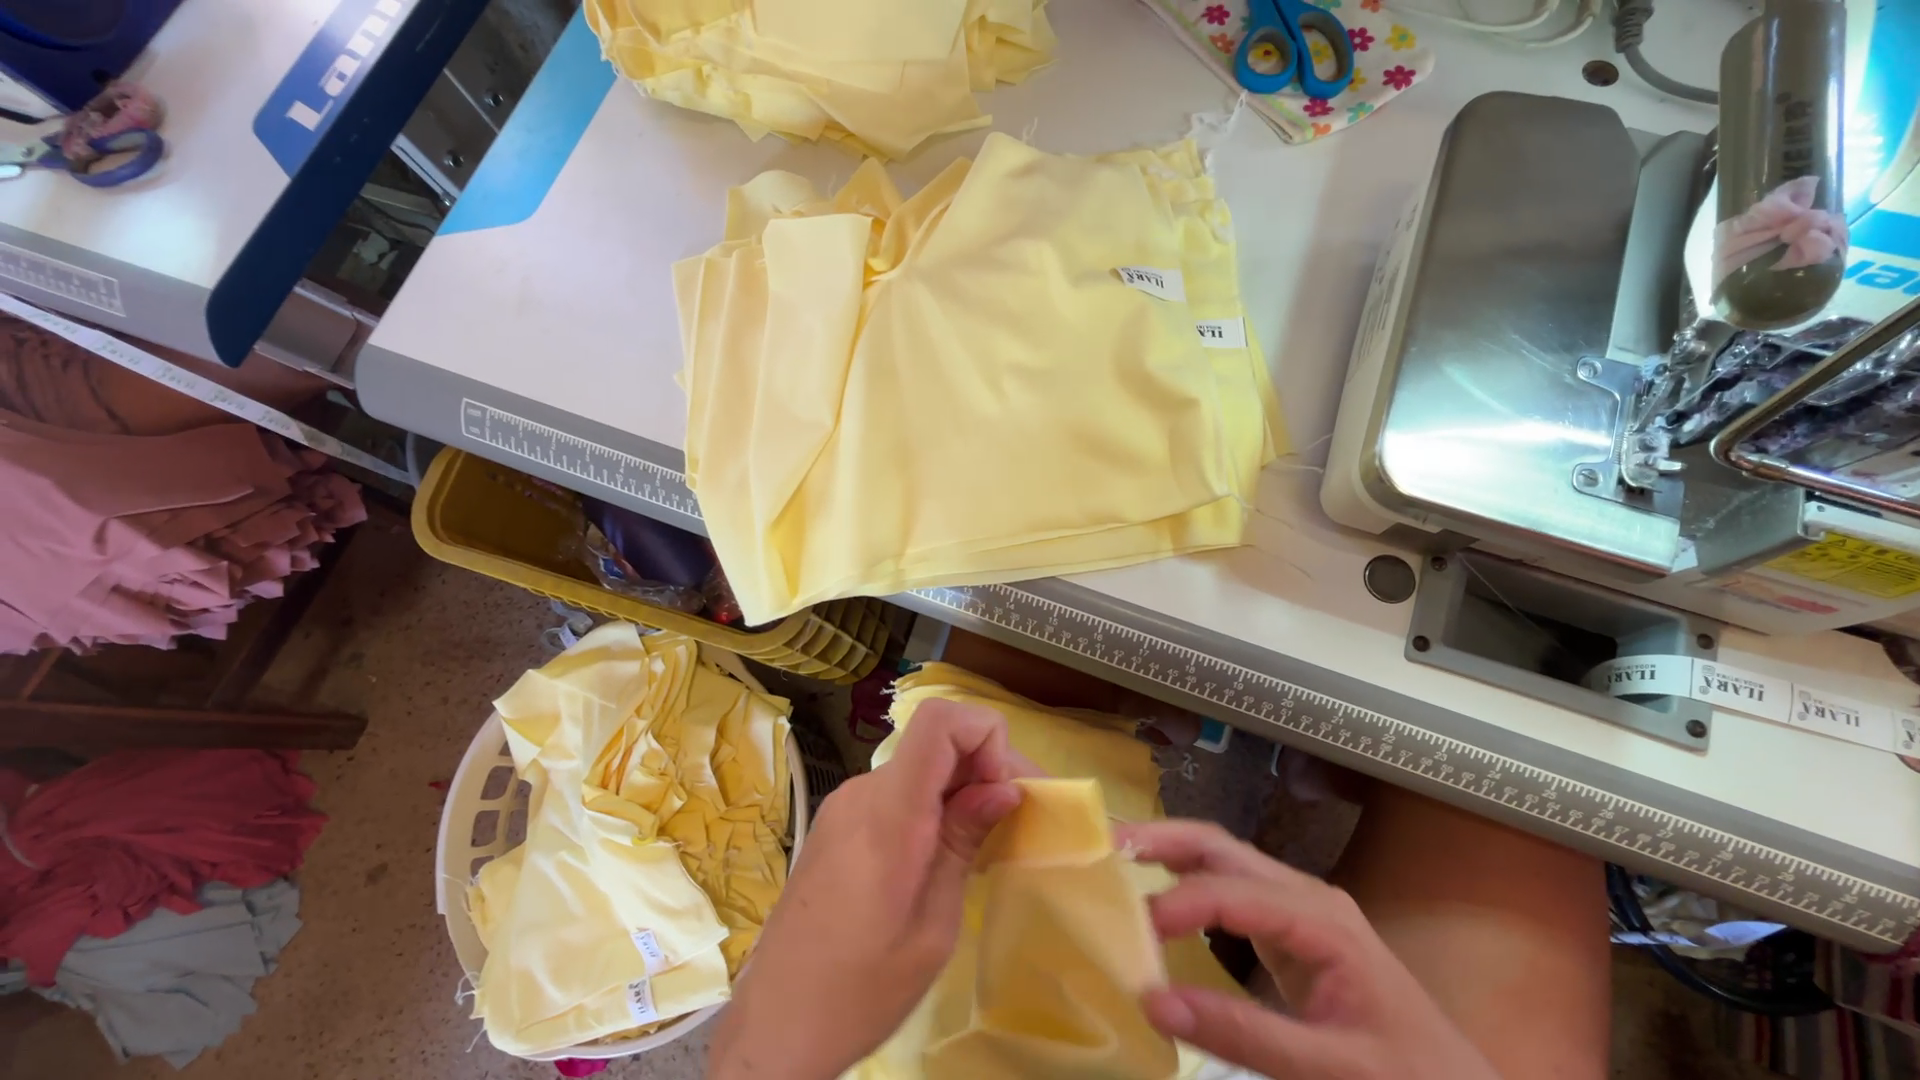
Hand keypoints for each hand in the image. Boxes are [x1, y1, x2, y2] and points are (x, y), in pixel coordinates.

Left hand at [707, 700, 1032, 1079]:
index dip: (985, 735)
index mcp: (888, 812)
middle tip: (1022, 820)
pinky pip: (898, 794)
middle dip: (987, 768)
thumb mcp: (933, 925)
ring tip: (988, 846)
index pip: (939, 720)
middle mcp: (862, 792)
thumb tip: (1003, 787)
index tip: (1004, 792)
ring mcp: (844, 806)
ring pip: (919, 768)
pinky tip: (945, 856)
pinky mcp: (837, 825)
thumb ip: (963, 842)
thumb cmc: (862, 989)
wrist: (776, 1023)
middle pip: (936, 743)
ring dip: (962, 790)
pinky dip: (933, 807)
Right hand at [1118, 820, 1499, 1079]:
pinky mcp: (1293, 932)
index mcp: (1320, 918)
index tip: (1131, 934)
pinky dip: (1187, 884)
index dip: (1176, 904)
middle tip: (1105, 849)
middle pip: (1223, 848)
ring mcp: (1301, 910)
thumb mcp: (1332, 1071)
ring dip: (1171, 855)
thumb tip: (1152, 1000)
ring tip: (1118, 861)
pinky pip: (1231, 891)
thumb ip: (1242, 1034)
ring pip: (1224, 861)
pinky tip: (1159, 898)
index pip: (1231, 892)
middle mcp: (1307, 897)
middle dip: (1162, 841)